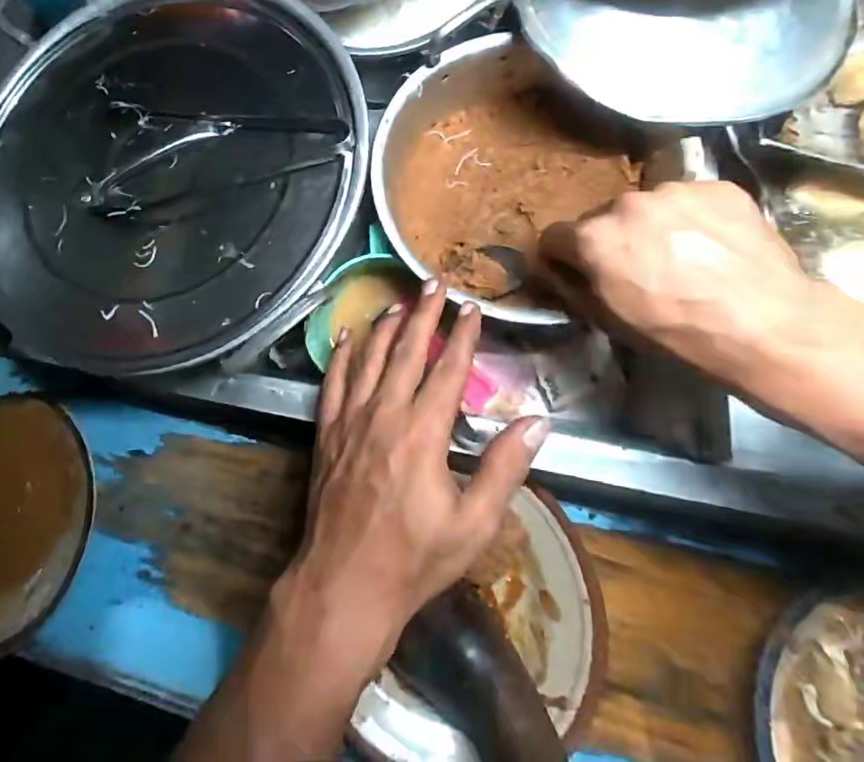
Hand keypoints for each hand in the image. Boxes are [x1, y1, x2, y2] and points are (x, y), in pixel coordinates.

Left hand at [280, 282, 547, 660]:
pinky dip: (340, 356)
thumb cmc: (415, 557)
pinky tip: (345, 338)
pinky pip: (333, 383)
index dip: (463, 336)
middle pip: (406, 352)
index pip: (448, 371)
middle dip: (423, 314)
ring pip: (368, 359)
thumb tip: (537, 422)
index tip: (472, 308)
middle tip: (432, 282)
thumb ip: (504, 468)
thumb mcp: (473, 523)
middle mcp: (384, 415)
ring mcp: (349, 421)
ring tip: (398, 301)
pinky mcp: (326, 433)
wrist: (346, 580)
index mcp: (423, 433)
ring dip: (384, 327)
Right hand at [538, 182, 819, 382]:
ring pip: (648, 207)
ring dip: (653, 226)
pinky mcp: (718, 187)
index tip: (583, 273)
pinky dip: (694, 219)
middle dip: (613, 240)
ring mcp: (675, 190)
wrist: (770, 328)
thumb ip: (569, 287)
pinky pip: (691, 201)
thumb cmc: (677, 333)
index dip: (565, 258)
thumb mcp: (608, 320)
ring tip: (685, 258)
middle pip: (602, 218)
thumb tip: (550, 268)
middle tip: (641, 269)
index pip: (555, 236)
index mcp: (593, 237)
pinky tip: (715, 248)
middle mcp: (626, 203)